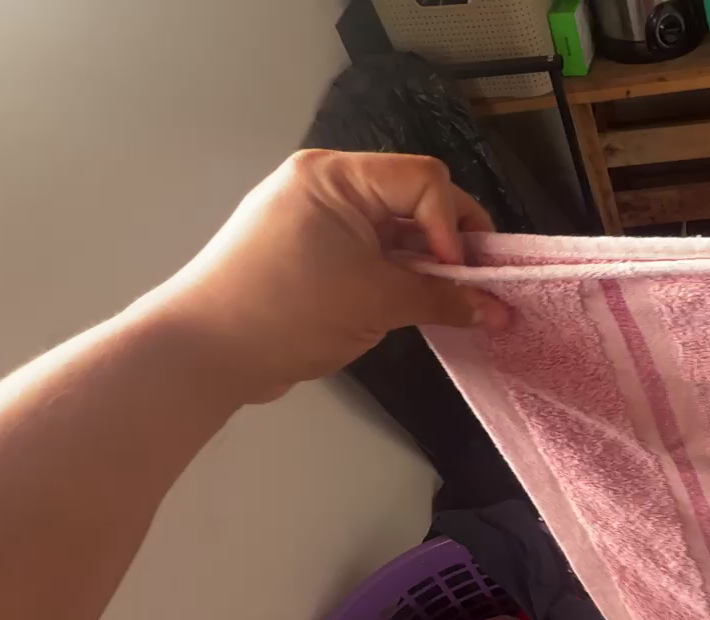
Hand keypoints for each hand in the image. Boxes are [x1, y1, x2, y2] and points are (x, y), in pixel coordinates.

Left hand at [135, 150, 511, 402]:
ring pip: (403, 232)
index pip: (425, 180)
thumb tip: (498, 312)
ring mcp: (326, 223)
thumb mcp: (378, 302)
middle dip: (452, 243)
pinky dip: (410, 277)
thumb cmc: (291, 309)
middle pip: (418, 200)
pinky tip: (426, 303)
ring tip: (453, 301)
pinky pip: (383, 255)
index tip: (457, 273)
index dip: (452, 224)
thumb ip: (445, 300)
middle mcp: (332, 188)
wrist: (211, 351)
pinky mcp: (324, 256)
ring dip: (433, 265)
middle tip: (474, 286)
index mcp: (337, 178)